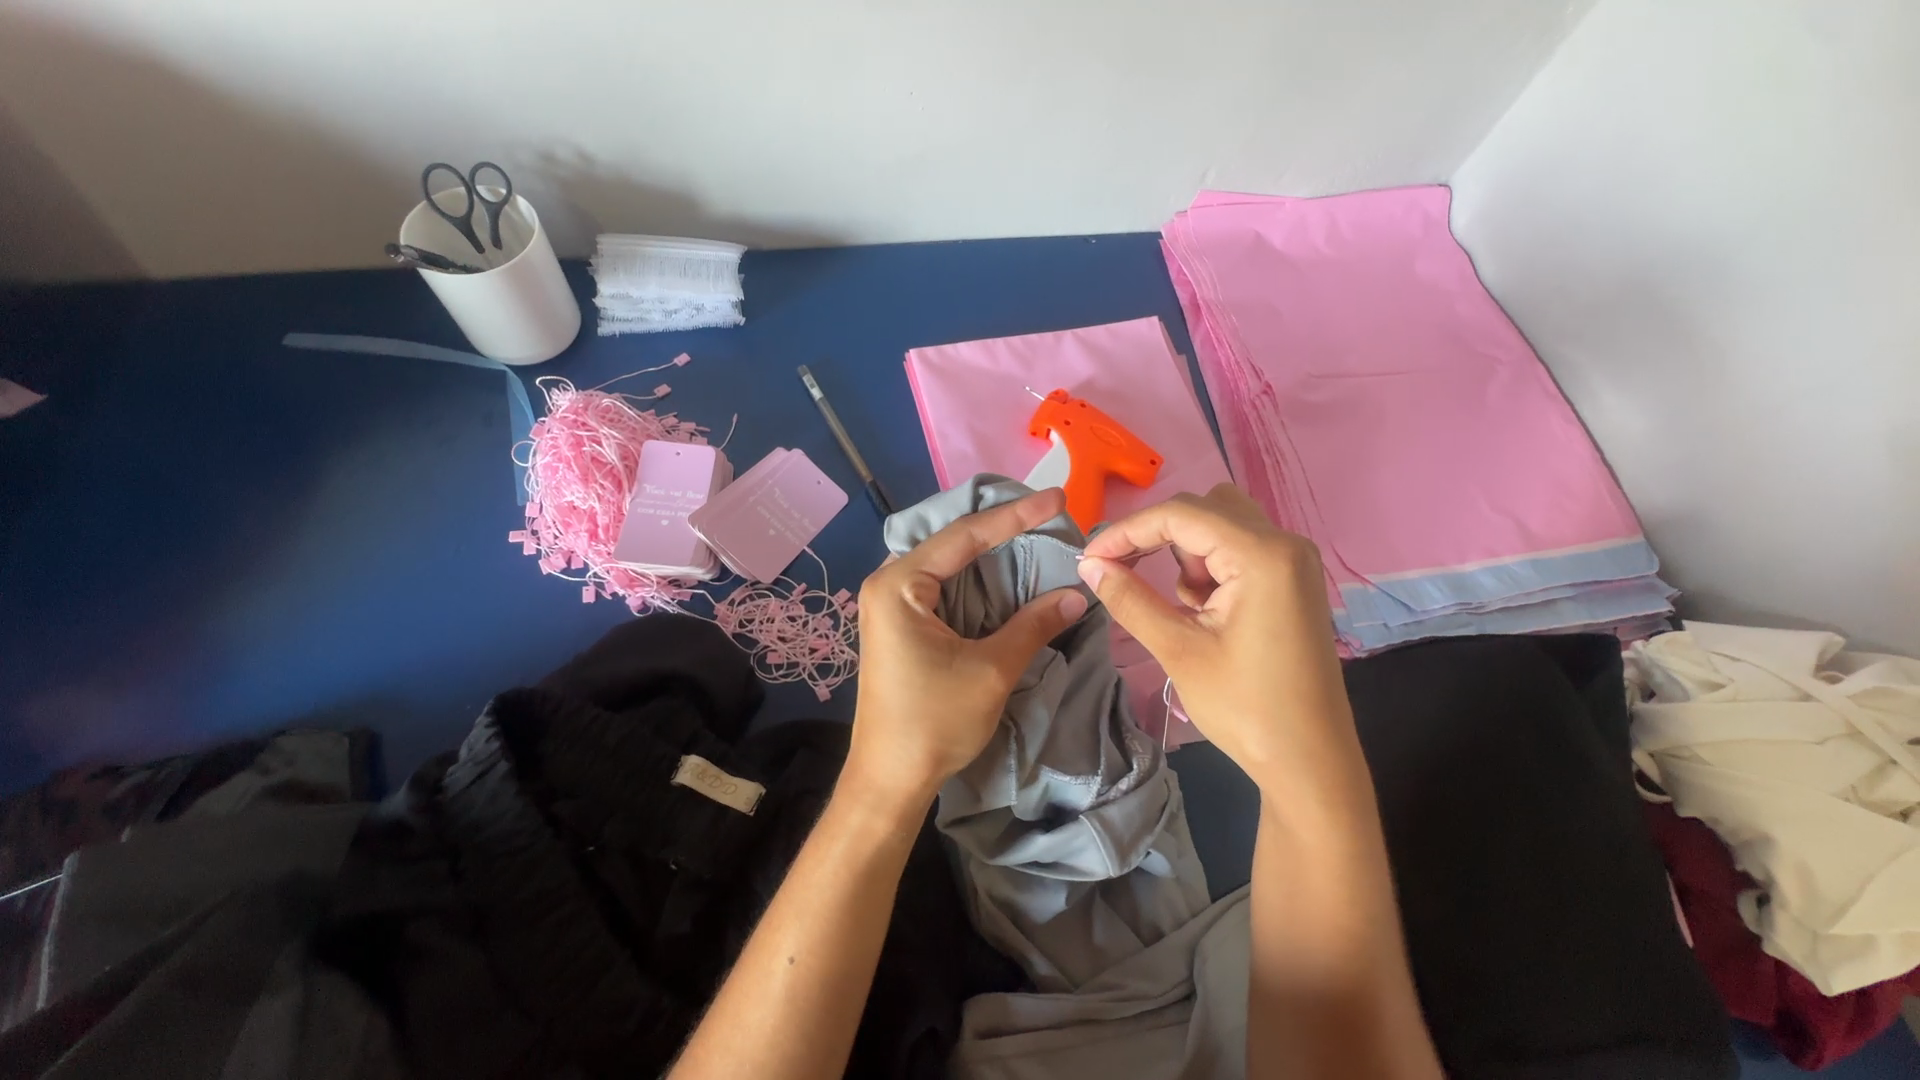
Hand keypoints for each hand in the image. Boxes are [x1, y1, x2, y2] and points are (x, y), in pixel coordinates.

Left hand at [848, 488, 1088, 812]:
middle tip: (1046, 510)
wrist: (891, 778)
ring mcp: (890, 605)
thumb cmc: (934, 722)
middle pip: (950, 540)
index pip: (964, 536)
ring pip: (946, 562)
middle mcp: (887, 584)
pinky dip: (975, 577)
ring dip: (987, 551)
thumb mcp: (991, 670)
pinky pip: (942, 586)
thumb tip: (1075, 593)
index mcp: (898, 585)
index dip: (1015, 516)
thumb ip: (1033, 625)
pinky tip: (1004, 572)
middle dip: (999, 525)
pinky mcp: (900, 625)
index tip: (1058, 498)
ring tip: (1032, 530)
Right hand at [1076, 484, 1351, 784]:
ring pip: (1223, 525)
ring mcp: (1294, 562)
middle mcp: (1285, 544)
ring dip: (1186, 553)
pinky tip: (1204, 612)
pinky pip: (1241, 550)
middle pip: (1204, 509)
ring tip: (1181, 608)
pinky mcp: (1293, 582)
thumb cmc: (1244, 708)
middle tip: (1126, 573)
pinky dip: (1210, 567)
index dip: (1128, 531)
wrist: (1309, 760)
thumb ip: (1130, 599)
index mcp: (1262, 555)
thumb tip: (1089, 565)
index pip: (1181, 514)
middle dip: (1159, 537)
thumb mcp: (1178, 650)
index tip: (1090, 558)